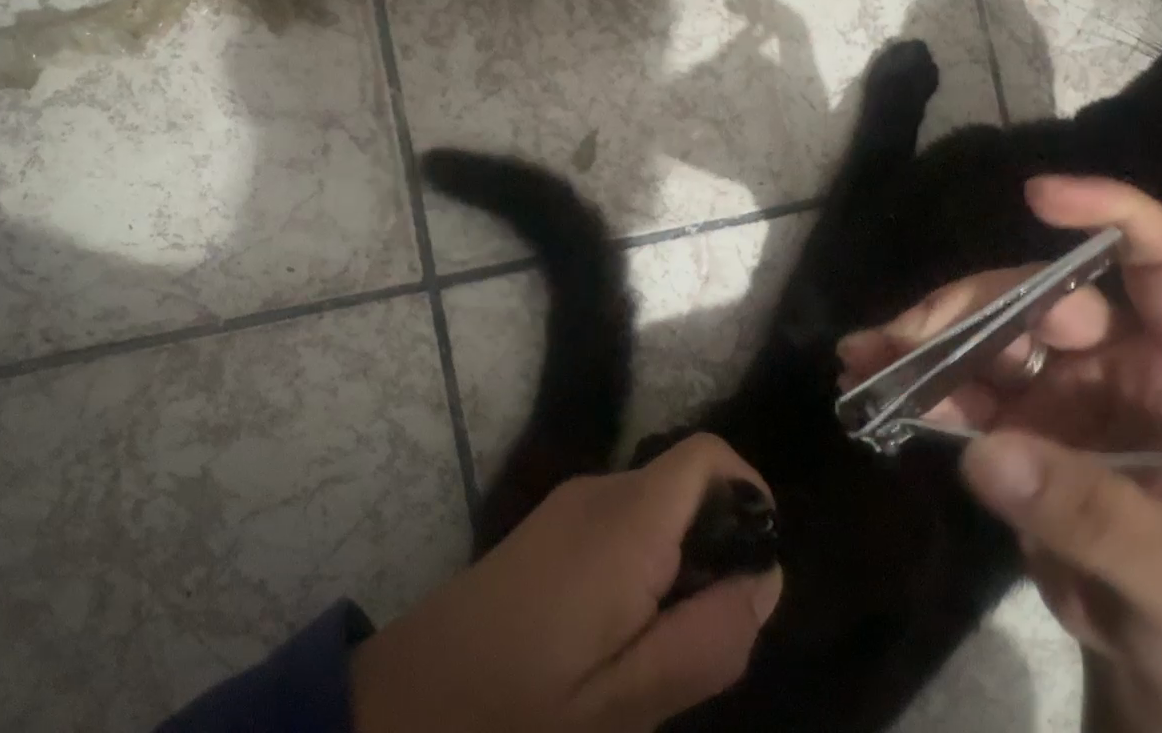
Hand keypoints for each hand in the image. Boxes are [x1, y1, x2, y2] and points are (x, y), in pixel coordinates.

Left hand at [351, 435, 784, 732]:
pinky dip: (644, 568)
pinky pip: (623, 527)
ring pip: (659, 511)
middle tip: (699, 635)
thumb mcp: (626, 701)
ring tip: (653, 650)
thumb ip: (709, 638)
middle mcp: (598, 494)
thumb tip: (766, 579)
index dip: (751, 495)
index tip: (754, 569)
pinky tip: (614, 638)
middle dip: (717, 549)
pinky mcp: (547, 530)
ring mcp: (567, 508)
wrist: (396, 708)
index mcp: (626, 521)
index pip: (709, 455)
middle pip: (689, 486)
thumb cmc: (515, 708)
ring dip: (680, 566)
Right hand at [836, 177, 1161, 732]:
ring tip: (864, 355)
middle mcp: (1121, 366)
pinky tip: (873, 385)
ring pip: (992, 334)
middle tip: (905, 337)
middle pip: (1044, 296)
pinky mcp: (1019, 425)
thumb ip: (1090, 515)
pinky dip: (918, 383)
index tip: (1037, 196)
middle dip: (973, 306)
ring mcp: (1064, 392)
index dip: (1116, 215)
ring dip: (928, 339)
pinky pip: (963, 387)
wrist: (1152, 656)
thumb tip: (988, 452)